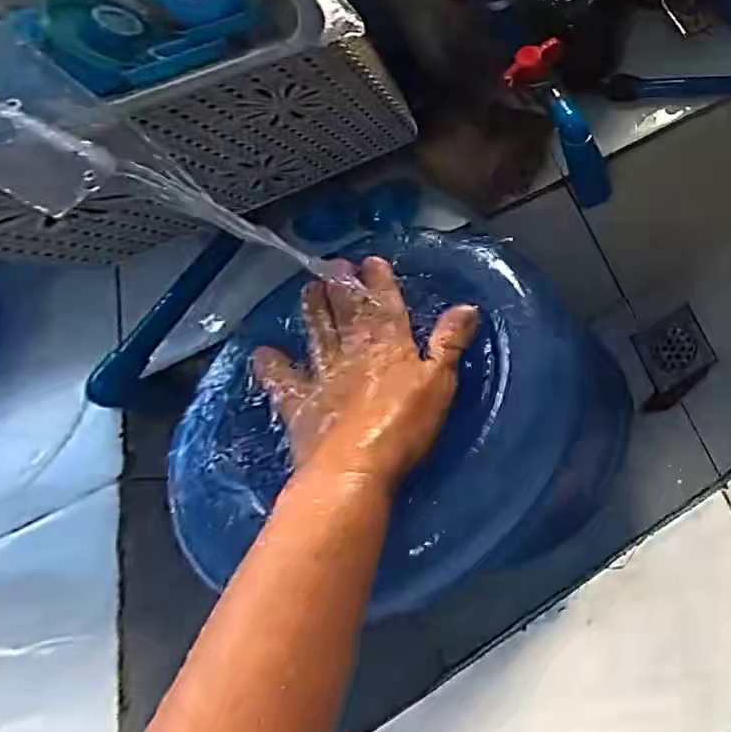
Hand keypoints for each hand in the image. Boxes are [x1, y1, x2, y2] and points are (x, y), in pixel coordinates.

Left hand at [252, 257, 479, 490]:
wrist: (354, 470)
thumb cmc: (405, 426)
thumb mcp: (440, 382)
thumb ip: (450, 343)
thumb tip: (467, 306)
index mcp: (391, 347)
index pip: (386, 307)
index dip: (379, 283)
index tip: (370, 261)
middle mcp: (355, 356)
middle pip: (348, 317)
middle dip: (341, 290)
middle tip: (331, 267)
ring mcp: (325, 380)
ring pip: (319, 338)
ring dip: (314, 314)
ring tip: (307, 291)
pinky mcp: (301, 408)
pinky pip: (284, 383)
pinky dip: (273, 367)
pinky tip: (263, 353)